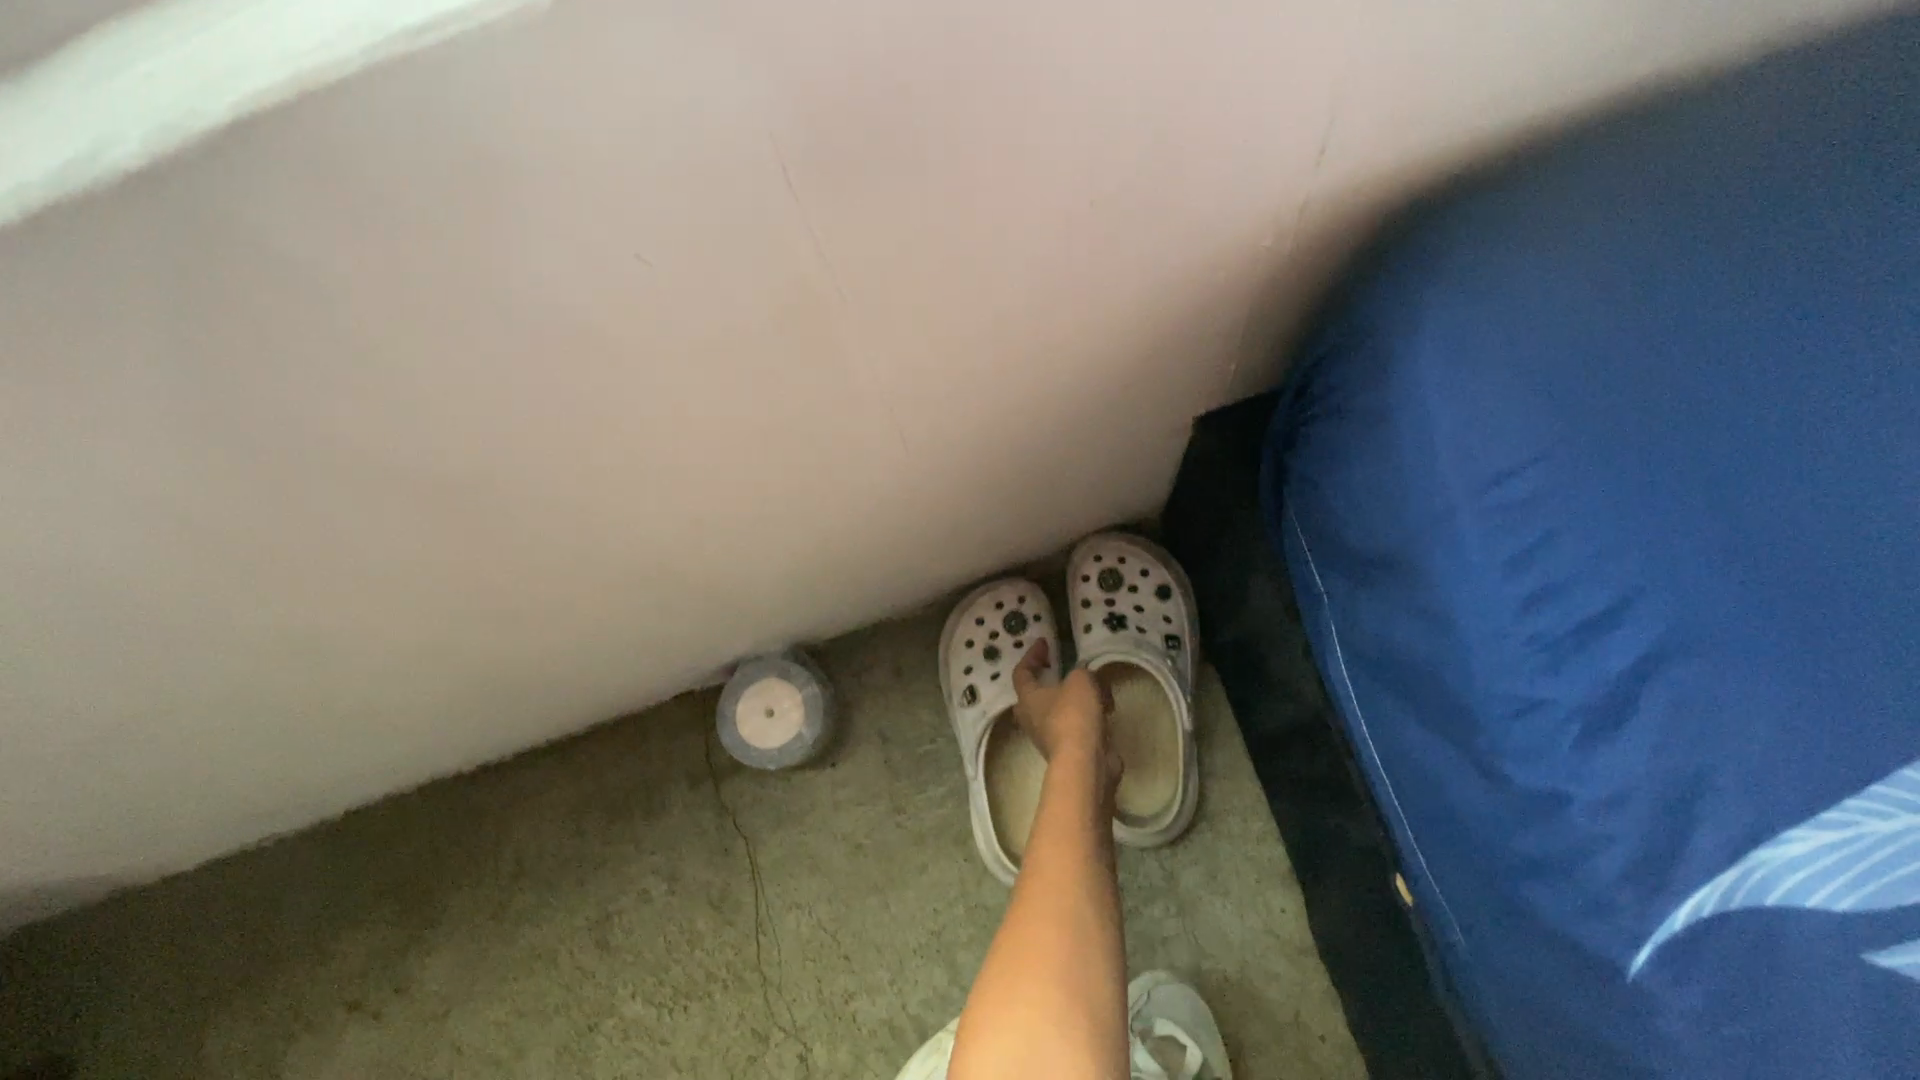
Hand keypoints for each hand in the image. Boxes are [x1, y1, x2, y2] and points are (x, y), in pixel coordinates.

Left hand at [1011, 641, 1117, 769]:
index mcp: (1027, 698)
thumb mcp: (1080, 679)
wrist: (1084, 762)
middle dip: (1051, 682)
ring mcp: (1048, 737)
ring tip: (1100, 691)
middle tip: (1067, 672)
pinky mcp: (1067, 750)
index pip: (1021, 672)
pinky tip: (1107, 712)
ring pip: (1060, 710)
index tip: (1045, 642)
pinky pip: (1076, 726)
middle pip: (1035, 695)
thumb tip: (1083, 679)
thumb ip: (1081, 673)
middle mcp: (1031, 718)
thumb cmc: (1074, 715)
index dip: (1032, 655)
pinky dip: (1089, 716)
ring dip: (1078, 699)